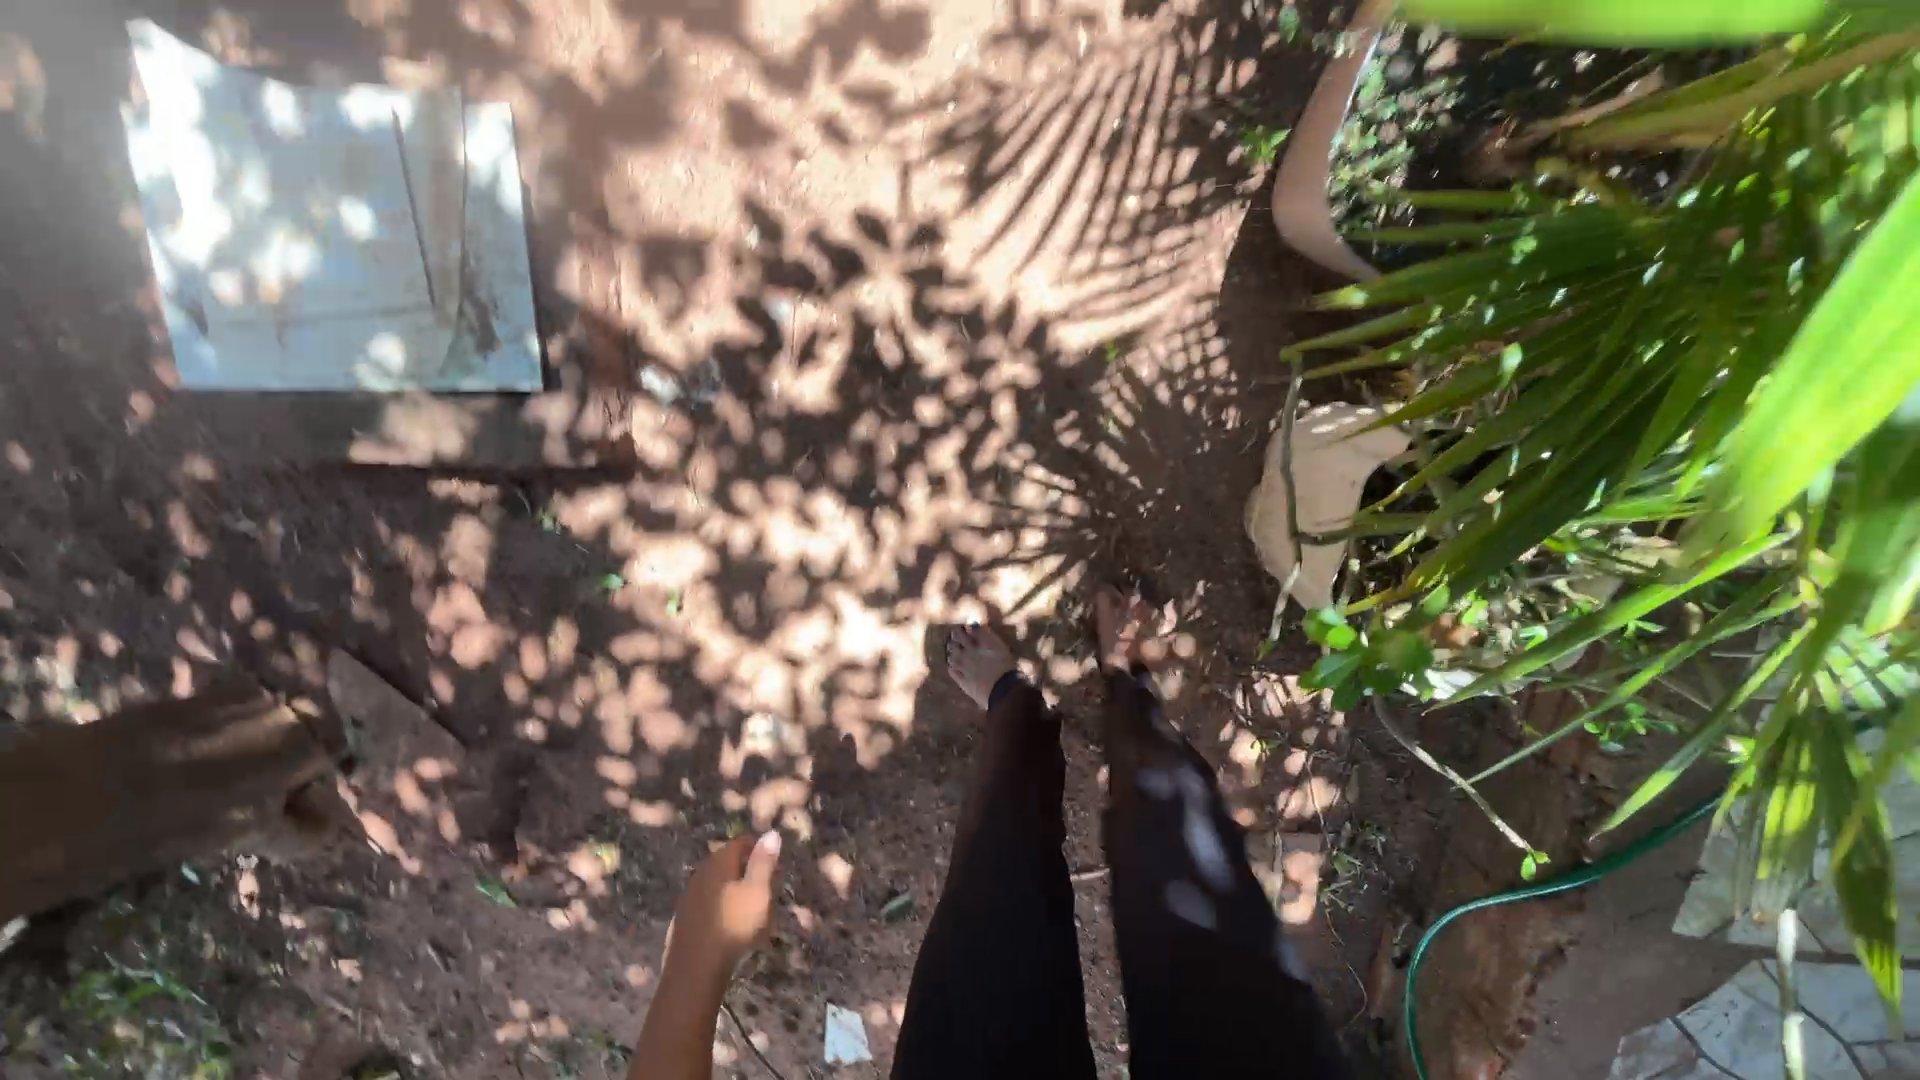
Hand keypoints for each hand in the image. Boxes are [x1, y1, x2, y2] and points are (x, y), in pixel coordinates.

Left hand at [664, 831, 782, 979]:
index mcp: (719, 862)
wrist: (695, 967)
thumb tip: (771, 833)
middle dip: (746, 868)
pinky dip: (721, 903)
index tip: (774, 863)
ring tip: (750, 904)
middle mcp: (701, 872)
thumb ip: (764, 861)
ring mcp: (689, 895)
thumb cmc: (734, 924)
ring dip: (733, 887)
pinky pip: (707, 900)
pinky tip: (728, 920)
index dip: (759, 848)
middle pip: (727, 861)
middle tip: (766, 885)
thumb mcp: (758, 891)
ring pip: (716, 881)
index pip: (740, 842)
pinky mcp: (683, 917)